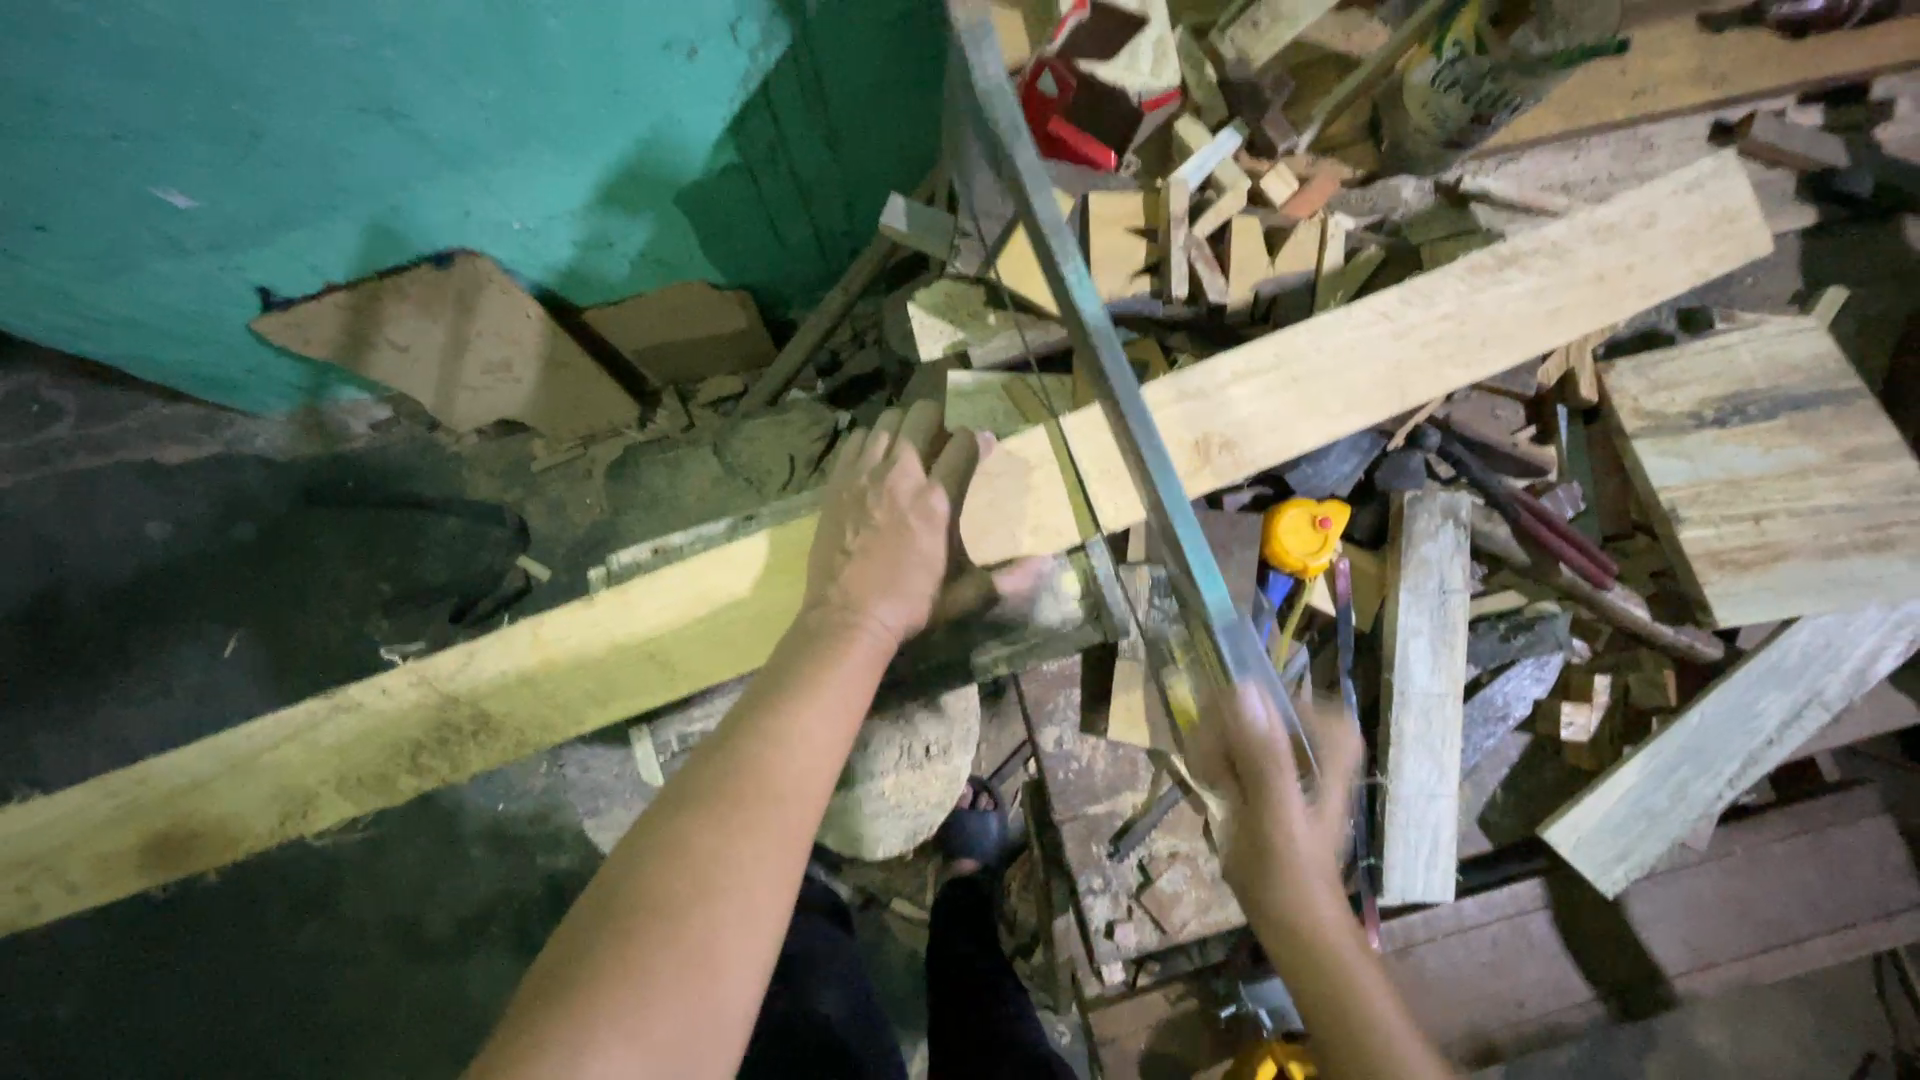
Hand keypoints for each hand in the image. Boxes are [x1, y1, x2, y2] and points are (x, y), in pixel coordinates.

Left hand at [803, 400, 984, 648]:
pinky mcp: (837, 482)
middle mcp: (902, 477)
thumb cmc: (908, 607)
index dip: (976, 439)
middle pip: (923, 416)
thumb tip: (1047, 565)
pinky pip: (856, 439)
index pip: (963, 443)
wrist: (846, 617)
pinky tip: (875, 459)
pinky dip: (869, 441)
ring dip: (903, 427)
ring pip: (888, 421)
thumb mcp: (963, 596)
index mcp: (937, 501)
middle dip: (938, 419)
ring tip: (907, 445)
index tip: (981, 446)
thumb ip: (1006, 578)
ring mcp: (864, 475)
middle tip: (941, 437)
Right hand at [1183, 682, 1365, 939]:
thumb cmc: (1288, 877)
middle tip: (1211, 756)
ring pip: (1246, 735)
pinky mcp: (1263, 795)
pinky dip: (1216, 768)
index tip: (1240, 717)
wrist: (1290, 931)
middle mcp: (1310, 764)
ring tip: (1207, 776)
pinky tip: (1208, 789)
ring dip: (1218, 749)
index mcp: (1326, 762)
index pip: (1318, 709)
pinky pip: (1235, 760)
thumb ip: (1263, 754)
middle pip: (1271, 716)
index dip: (1279, 704)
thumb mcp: (1274, 814)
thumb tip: (1245, 690)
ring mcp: (1285, 780)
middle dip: (1231, 728)